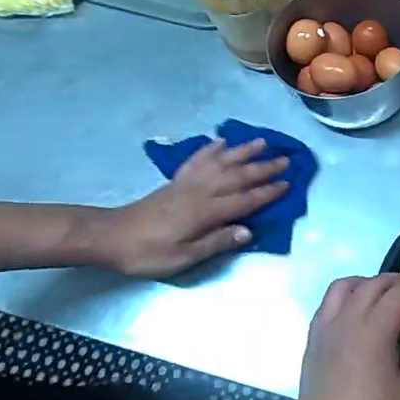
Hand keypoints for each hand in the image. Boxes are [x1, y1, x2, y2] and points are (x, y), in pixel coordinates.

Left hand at [100, 139, 288, 276]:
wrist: (110, 236)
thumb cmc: (148, 253)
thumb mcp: (183, 257)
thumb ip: (216, 242)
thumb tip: (248, 231)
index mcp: (205, 212)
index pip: (244, 200)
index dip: (267, 192)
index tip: (288, 183)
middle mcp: (200, 191)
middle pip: (237, 176)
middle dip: (263, 167)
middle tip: (286, 159)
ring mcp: (187, 183)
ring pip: (221, 162)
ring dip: (242, 151)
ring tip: (262, 141)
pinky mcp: (175, 181)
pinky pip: (197, 159)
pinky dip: (210, 149)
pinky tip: (220, 142)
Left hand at [292, 274, 399, 399]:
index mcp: (374, 331)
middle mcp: (347, 319)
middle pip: (374, 283)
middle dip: (399, 282)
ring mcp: (325, 326)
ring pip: (345, 285)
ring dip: (368, 282)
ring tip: (384, 295)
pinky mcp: (312, 337)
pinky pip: (328, 302)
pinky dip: (346, 295)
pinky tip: (357, 311)